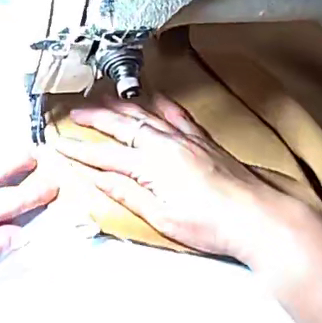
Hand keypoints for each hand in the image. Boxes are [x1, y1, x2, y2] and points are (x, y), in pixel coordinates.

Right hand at [57, 95, 321, 265]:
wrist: (258, 218)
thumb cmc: (213, 225)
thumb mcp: (161, 217)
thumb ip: (127, 193)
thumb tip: (98, 180)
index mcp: (151, 165)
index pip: (105, 155)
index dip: (81, 151)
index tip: (62, 146)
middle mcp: (166, 144)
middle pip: (121, 125)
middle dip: (94, 118)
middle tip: (74, 114)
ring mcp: (186, 138)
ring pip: (145, 113)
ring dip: (120, 106)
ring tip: (103, 100)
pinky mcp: (203, 139)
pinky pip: (176, 113)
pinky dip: (161, 102)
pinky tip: (154, 97)